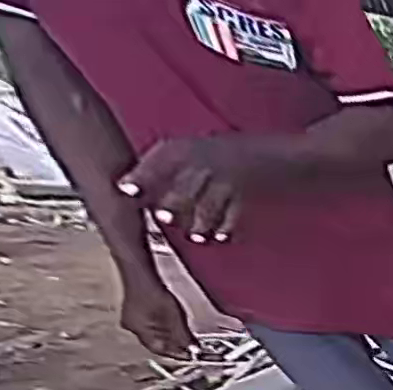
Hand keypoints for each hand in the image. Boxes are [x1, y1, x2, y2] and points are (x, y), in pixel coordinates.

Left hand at [118, 136, 252, 242]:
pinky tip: (220, 237)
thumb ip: (168, 165)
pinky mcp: (244, 198)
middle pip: (185, 188)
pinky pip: (233, 215)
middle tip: (164, 218)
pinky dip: (226, 227)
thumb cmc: (221, 152)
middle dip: (174, 203)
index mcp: (183, 150)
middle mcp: (204, 165)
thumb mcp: (189, 148)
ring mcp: (226, 183)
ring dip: (200, 222)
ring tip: (195, 236)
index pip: (156, 164)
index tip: (125, 190)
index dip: (140, 177)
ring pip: (209, 205)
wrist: (267, 155)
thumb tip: (142, 185)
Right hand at [120, 283, 194, 358]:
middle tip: (193, 347)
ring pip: (156, 334)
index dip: (178, 354)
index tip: (193, 355)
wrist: (142, 275)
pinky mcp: (136, 310)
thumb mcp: (175, 321)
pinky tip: (177, 326)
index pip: (161, 350)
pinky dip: (167, 328)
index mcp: (140, 332)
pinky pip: (153, 324)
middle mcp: (133, 327)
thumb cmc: (156, 297)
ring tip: (189, 338)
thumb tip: (193, 351)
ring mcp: (133, 318)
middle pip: (157, 343)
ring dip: (173, 338)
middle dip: (176, 346)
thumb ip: (183, 338)